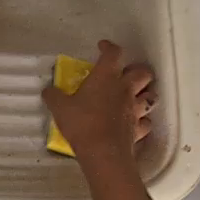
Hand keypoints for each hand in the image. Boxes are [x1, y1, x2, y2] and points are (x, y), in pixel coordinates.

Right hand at [41, 40, 155, 163]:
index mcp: (106, 77)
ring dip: (144, 94)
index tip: (102, 47)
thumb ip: (53, 95)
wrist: (103, 153)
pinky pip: (146, 121)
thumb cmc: (81, 123)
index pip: (114, 53)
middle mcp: (125, 89)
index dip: (109, 47)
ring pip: (150, 96)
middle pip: (143, 73)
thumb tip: (48, 91)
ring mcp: (135, 110)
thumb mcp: (59, 107)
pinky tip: (133, 122)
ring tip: (133, 97)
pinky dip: (141, 120)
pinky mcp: (139, 129)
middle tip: (124, 74)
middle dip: (136, 70)